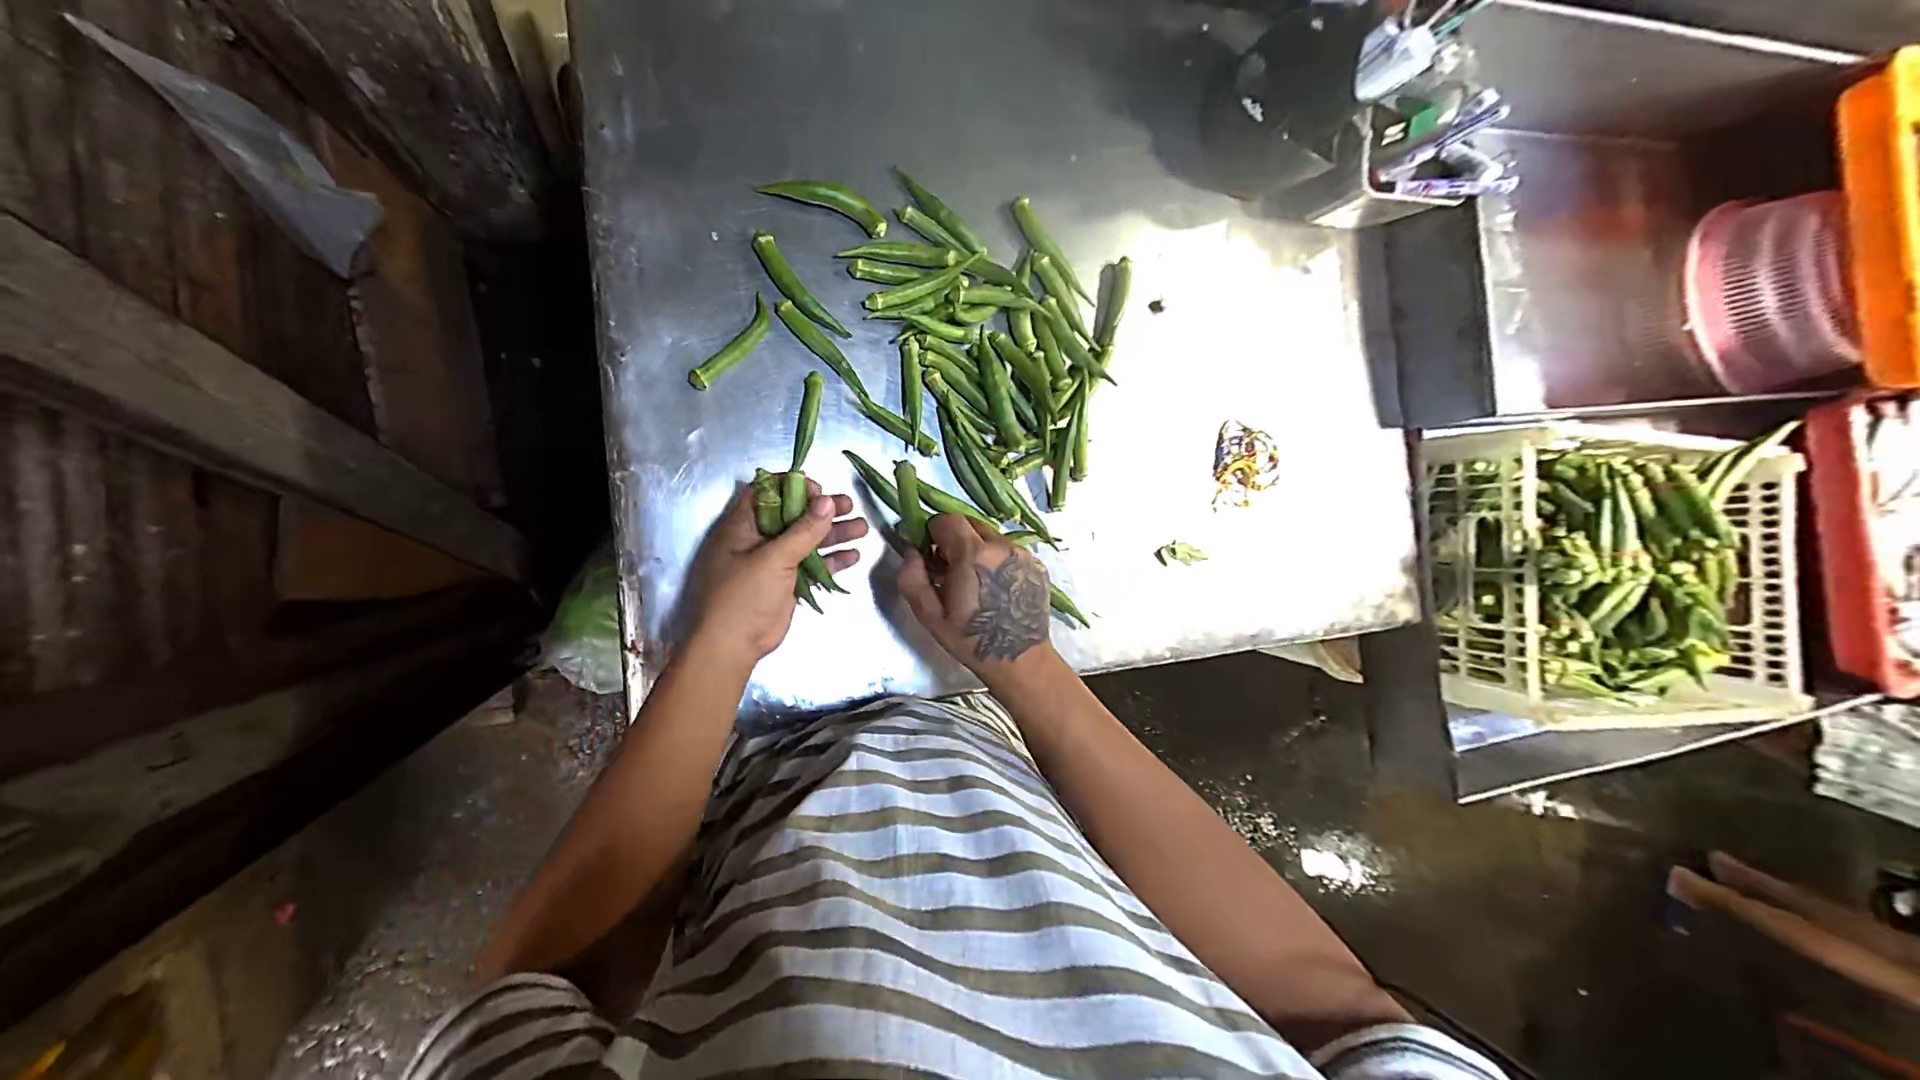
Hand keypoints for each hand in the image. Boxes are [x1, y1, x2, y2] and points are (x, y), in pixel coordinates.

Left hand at [685, 479, 867, 667]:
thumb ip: (803, 530)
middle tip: (849, 505)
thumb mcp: (773, 558)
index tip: (818, 490)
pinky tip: (853, 556)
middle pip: (793, 515)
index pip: (766, 493)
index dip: (792, 487)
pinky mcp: (786, 584)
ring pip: (807, 541)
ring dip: (833, 534)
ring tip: (861, 528)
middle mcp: (758, 540)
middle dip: (822, 510)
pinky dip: (831, 561)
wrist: (732, 646)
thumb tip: (826, 501)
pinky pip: (812, 566)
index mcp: (743, 526)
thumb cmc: (742, 596)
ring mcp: (773, 563)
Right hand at [897, 514, 1056, 684]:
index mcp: (973, 554)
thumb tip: (911, 552)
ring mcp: (1022, 554)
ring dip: (976, 549)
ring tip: (973, 581)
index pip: (947, 519)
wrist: (1019, 660)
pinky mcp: (1036, 565)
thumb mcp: (930, 615)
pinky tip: (994, 588)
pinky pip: (1008, 551)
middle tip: (949, 569)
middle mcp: (1001, 546)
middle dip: (955, 540)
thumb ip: (912, 578)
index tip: (932, 556)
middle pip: (970, 524)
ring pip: (990, 536)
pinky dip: (996, 560)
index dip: (934, 534)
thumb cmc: (971, 640)